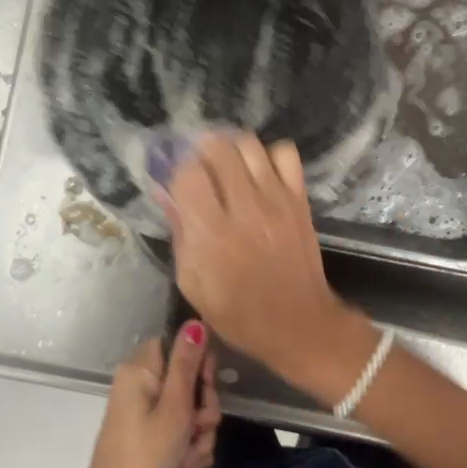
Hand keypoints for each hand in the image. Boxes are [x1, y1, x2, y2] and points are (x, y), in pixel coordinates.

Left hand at [80, 321, 221, 467]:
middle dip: (204, 408)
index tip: (206, 390)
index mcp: (140, 370)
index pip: (178, 344)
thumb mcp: (175, 409)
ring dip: (199, 435)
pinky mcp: (146, 435)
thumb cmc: (146, 456)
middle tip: (200, 429)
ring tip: (191, 458)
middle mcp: (139, 385)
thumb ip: (187, 364)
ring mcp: (141, 411)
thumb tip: (195, 321)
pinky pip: (177, 430)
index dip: (199, 365)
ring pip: (188, 409)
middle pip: (187, 379)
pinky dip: (187, 448)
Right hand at [159, 134, 357, 373]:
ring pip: (249, 144)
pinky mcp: (299, 199)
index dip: (177, 172)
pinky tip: (260, 174)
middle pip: (217, 148)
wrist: (297, 323)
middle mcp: (244, 208)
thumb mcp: (192, 283)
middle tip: (200, 170)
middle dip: (201, 152)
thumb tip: (166, 194)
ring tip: (227, 167)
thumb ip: (179, 234)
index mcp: (211, 233)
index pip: (187, 173)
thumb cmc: (237, 313)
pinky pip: (285, 154)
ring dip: (232, 148)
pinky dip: (269, 156)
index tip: (178, 185)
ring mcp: (276, 200)